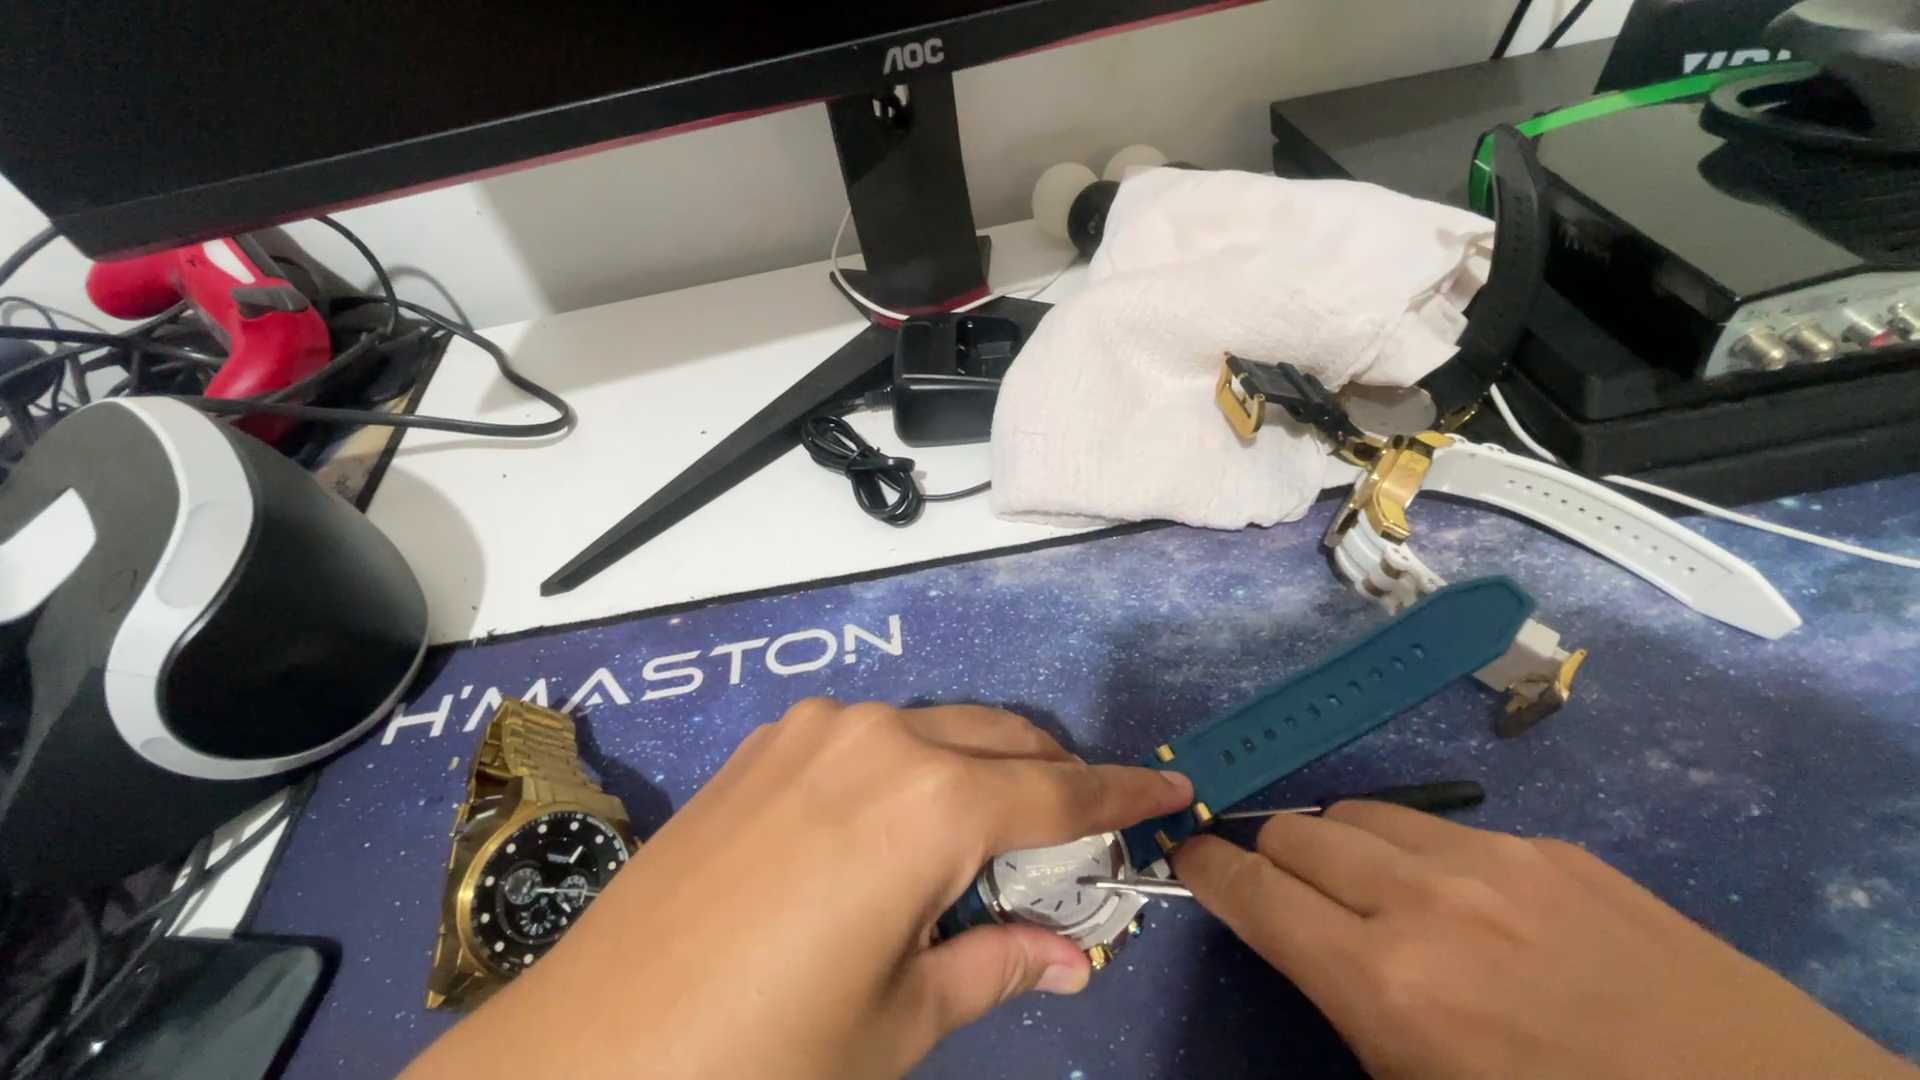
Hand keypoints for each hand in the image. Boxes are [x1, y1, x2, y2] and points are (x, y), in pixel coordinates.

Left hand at [403, 699, 1191, 1079]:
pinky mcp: (766, 741)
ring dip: (977, 770)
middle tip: (1076, 833)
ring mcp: (813, 728)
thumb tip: (1070, 956)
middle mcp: (878, 738)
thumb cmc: (764, 1051)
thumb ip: (995, 963)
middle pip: (1000, 740)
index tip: (1166, 791)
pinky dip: (909, 766)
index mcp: (927, 804)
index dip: (1119, 795)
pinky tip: (890, 825)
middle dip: (1051, 777)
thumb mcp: (899, 1019)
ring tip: (979, 839)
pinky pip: (869, 737)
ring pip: (935, 730)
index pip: (1056, 790)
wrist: (585, 1050)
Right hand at [1173, 802, 1915, 1079]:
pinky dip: (1416, 851)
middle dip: (1269, 857)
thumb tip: (1297, 937)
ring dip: (1338, 845)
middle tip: (1281, 890)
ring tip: (1364, 886)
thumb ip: (1343, 1004)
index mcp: (1383, 982)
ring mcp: (1492, 860)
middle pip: (1293, 831)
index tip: (1187, 858)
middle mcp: (1423, 899)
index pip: (1249, 888)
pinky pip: (1441, 826)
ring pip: (1358, 811)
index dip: (1204, 867)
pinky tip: (1464, 901)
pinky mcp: (1552, 847)